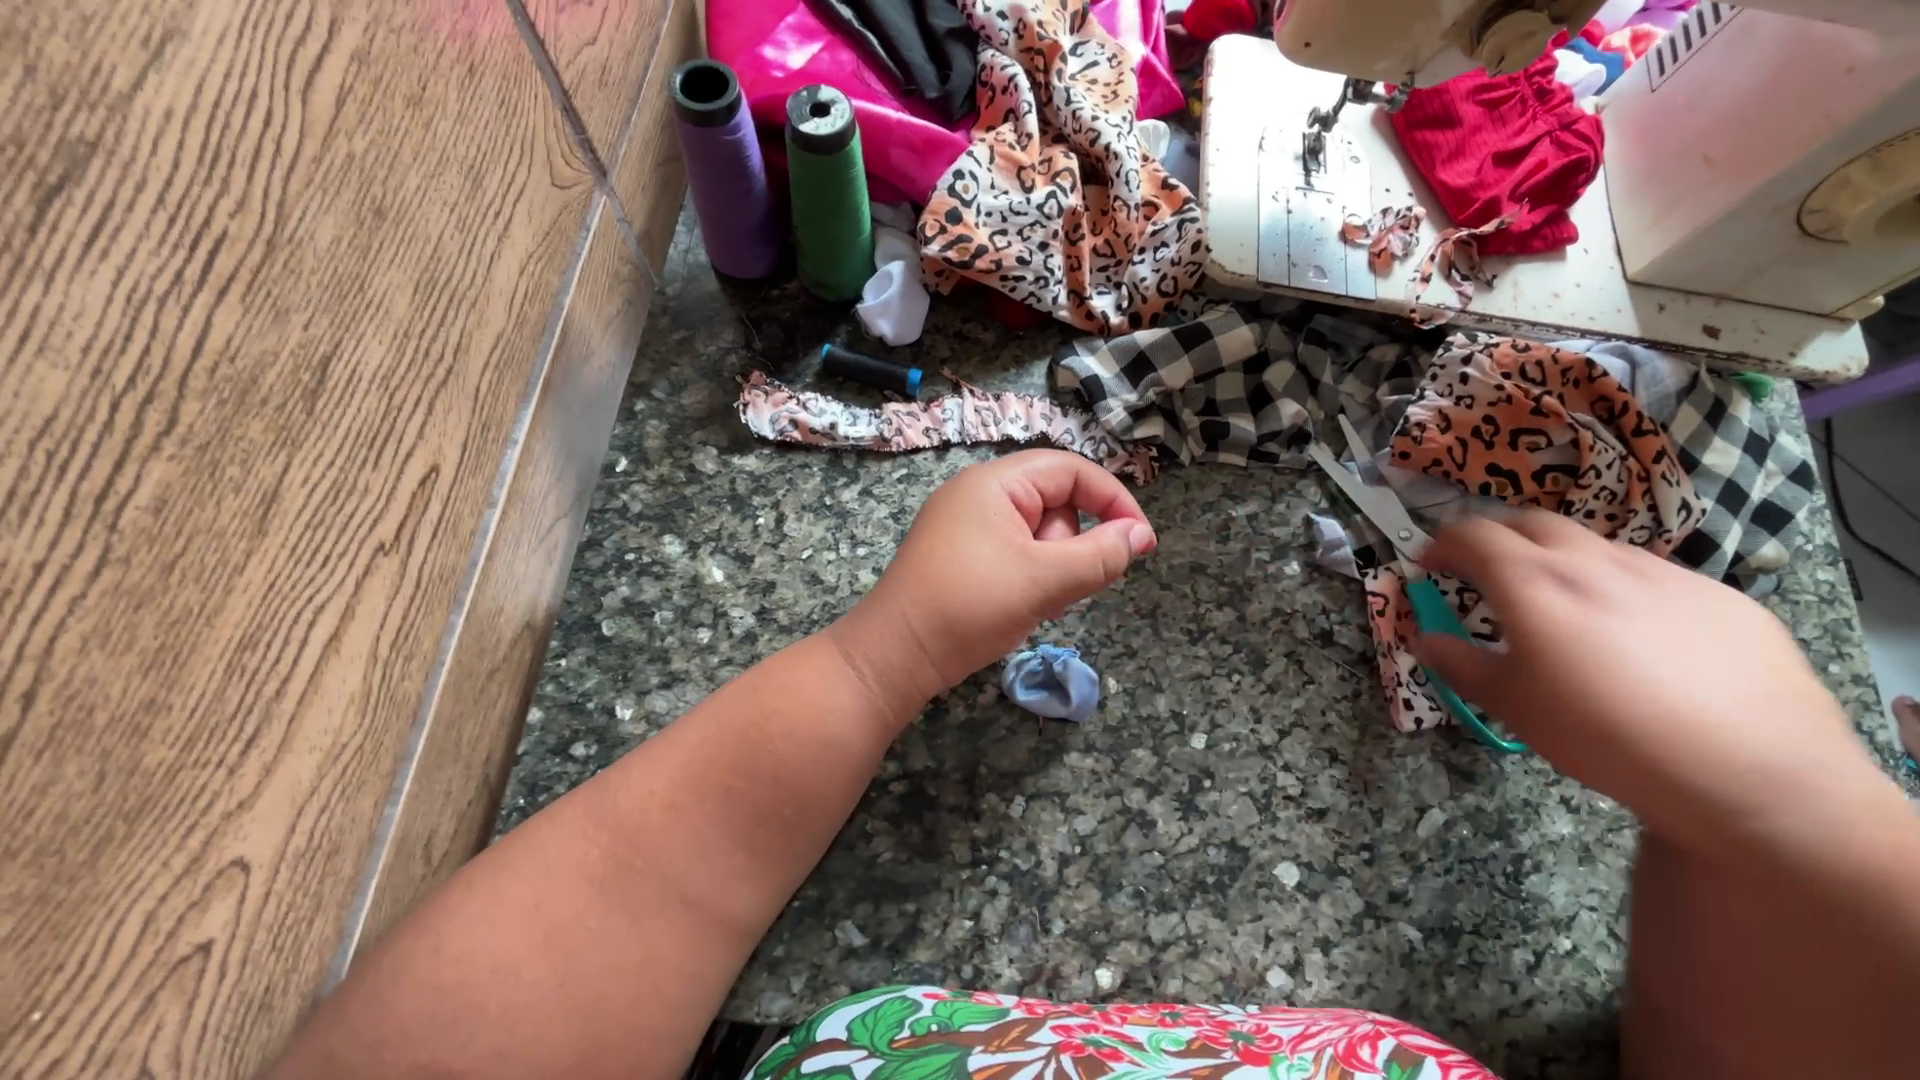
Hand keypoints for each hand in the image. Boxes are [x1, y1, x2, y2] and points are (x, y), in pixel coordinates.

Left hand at [829, 450, 1154, 716]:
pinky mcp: (961, 557)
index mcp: (994, 483)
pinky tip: (1021, 609)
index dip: (1113, 500)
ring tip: (1038, 604)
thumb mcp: (1044, 581)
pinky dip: (1031, 578)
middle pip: (1055, 502)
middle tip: (1065, 588)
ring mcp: (967, 526)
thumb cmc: (969, 608)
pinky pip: (1015, 554)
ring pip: (1038, 534)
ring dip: (1053, 568)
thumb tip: (1140, 535)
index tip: (1141, 542)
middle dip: (1073, 545)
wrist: (895, 657)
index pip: (1070, 470)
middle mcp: (978, 495)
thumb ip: (1099, 555)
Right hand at [1411, 511, 1893, 856]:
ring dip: (1562, 561)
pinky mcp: (1719, 596)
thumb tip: (1427, 640)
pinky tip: (1637, 638)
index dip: (1443, 543)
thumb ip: (1463, 665)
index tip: (1431, 564)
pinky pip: (1653, 576)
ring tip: (1562, 607)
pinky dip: (1621, 588)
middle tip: (1486, 571)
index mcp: (1534, 583)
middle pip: (1532, 523)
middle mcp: (1594, 562)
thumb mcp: (1514, 706)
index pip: (1473, 535)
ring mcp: (1663, 574)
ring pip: (1595, 547)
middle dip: (1499, 538)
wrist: (1749, 769)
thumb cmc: (1603, 735)